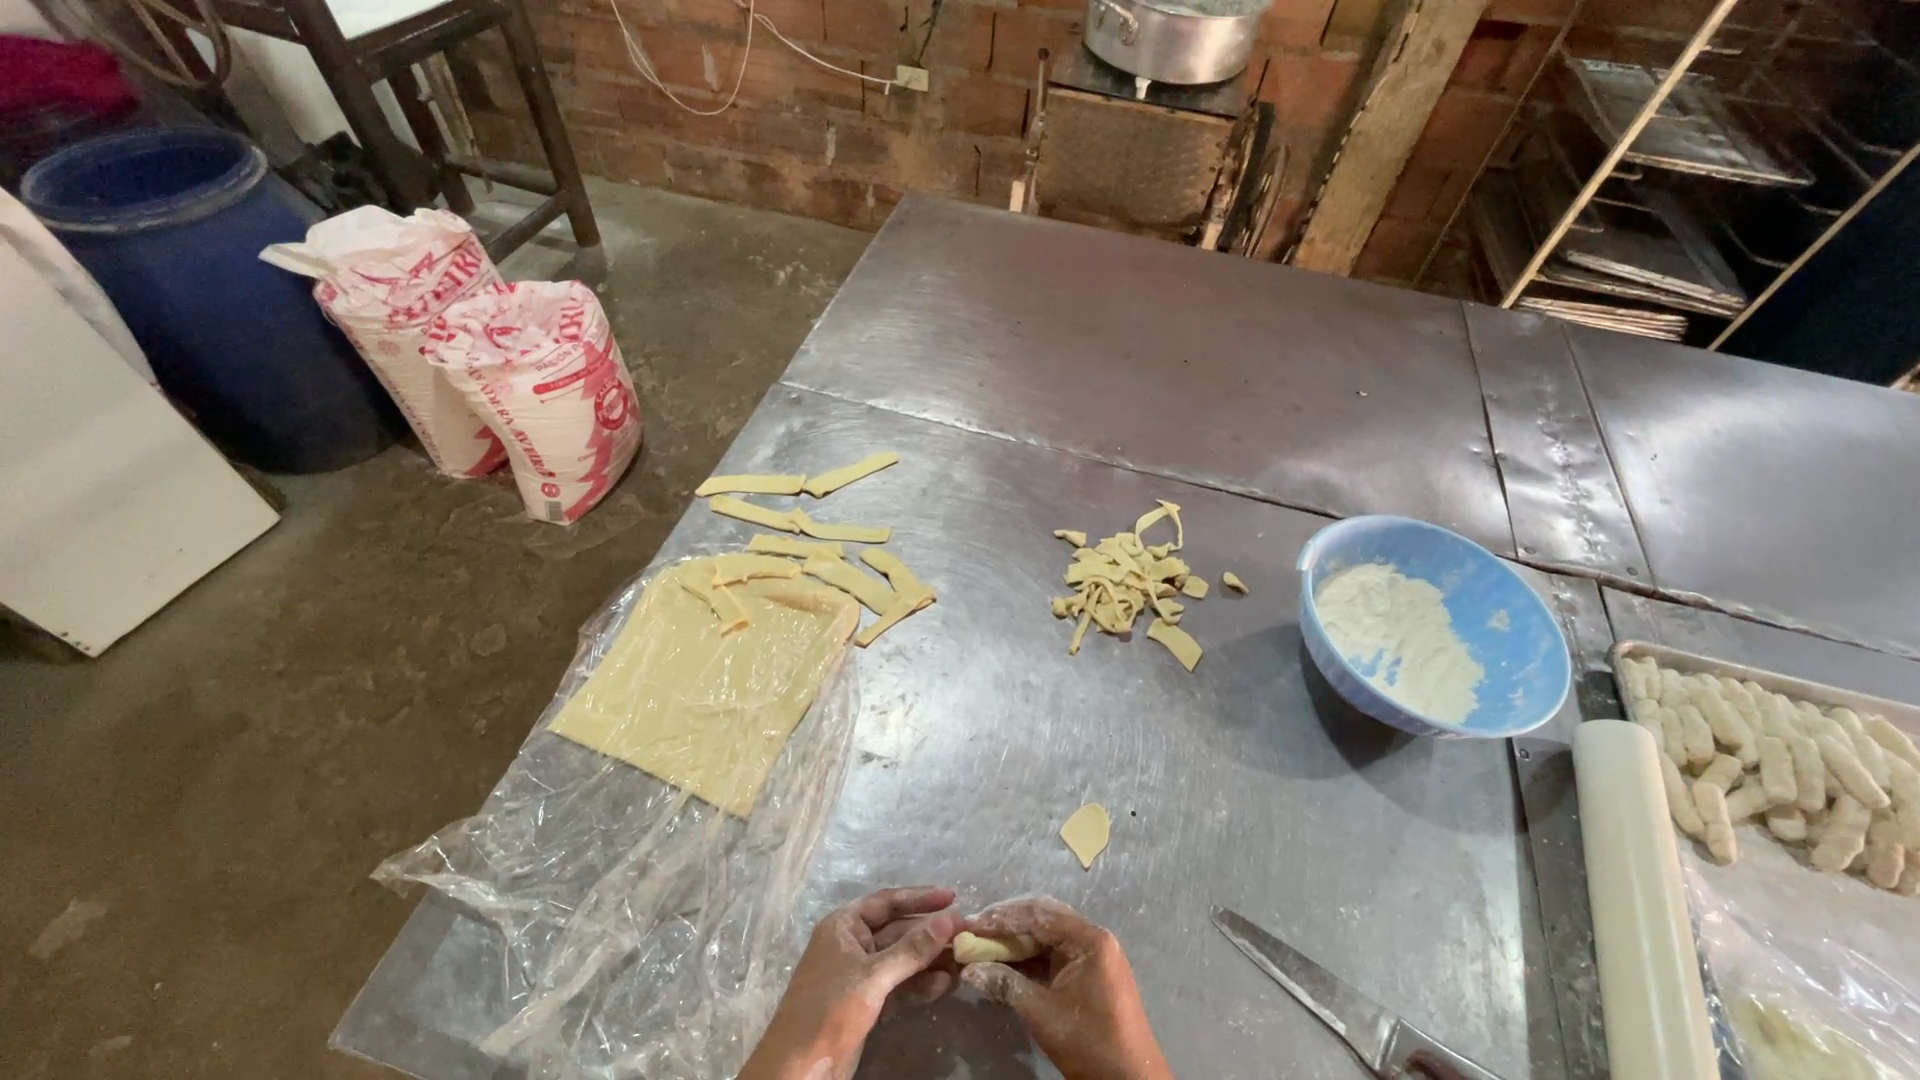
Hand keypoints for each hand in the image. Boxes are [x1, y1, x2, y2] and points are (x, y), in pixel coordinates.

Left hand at [739, 886, 962, 1079]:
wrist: (799, 1069)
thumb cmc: (829, 1010)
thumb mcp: (873, 976)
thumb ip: (912, 949)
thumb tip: (949, 920)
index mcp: (844, 926)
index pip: (887, 902)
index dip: (920, 898)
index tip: (953, 897)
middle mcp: (852, 944)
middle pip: (898, 931)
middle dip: (931, 935)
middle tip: (968, 935)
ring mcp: (859, 975)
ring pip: (902, 960)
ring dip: (930, 962)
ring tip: (964, 963)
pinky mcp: (866, 1003)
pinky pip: (899, 986)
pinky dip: (920, 986)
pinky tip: (945, 986)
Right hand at [960, 896, 1172, 1079]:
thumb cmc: (1090, 1044)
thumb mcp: (1042, 1014)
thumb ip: (1005, 985)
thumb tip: (968, 969)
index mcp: (1089, 940)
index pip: (1039, 914)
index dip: (1002, 917)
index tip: (971, 923)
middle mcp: (1092, 939)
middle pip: (1043, 918)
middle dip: (1007, 923)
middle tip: (975, 930)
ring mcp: (1091, 956)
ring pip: (1046, 936)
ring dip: (1015, 940)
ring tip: (983, 945)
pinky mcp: (1087, 973)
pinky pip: (1053, 955)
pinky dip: (1028, 958)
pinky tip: (1003, 962)